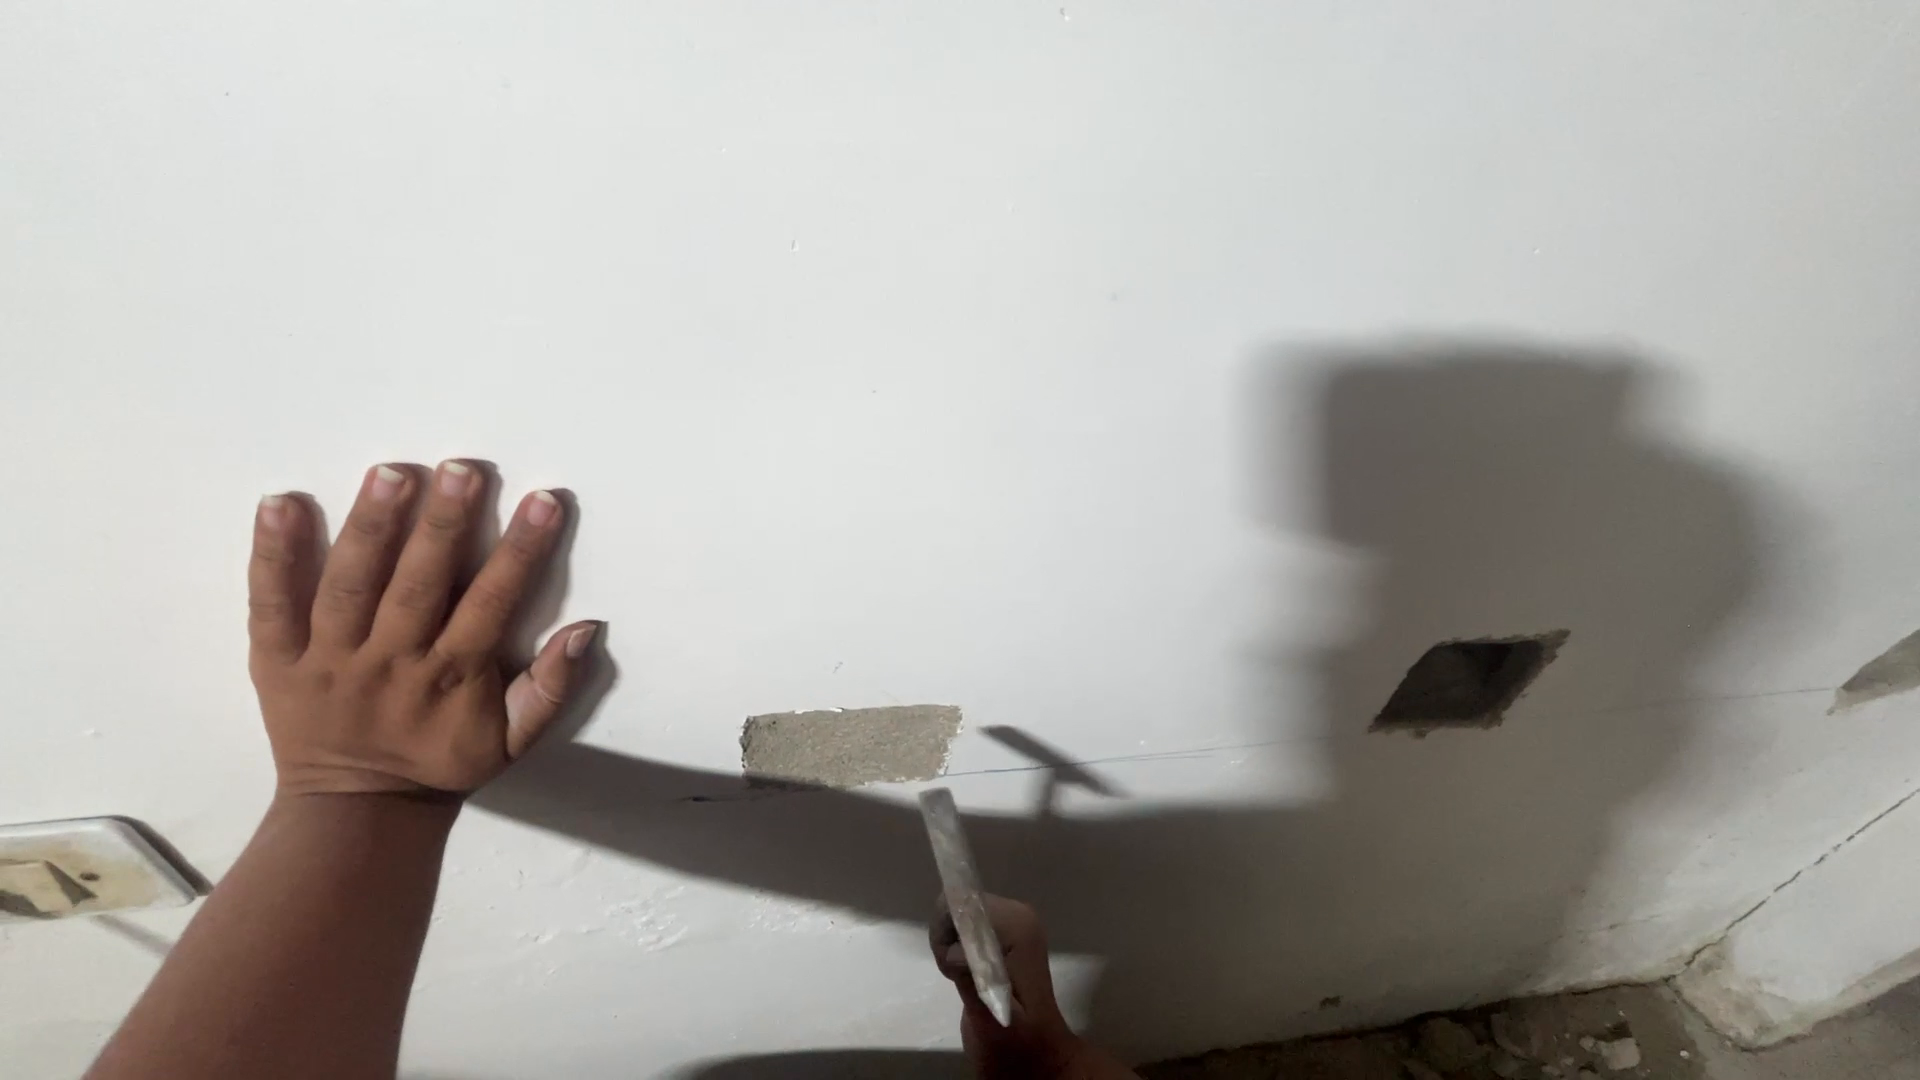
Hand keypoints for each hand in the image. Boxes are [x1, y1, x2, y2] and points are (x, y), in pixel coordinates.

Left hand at [248, 461, 598, 797]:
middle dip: (443, 521)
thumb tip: (587, 629)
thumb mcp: (517, 738)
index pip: (493, 600)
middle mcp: (392, 661)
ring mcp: (328, 659)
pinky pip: (269, 604)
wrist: (357, 811)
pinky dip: (272, 554)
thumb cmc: (448, 764)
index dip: (522, 549)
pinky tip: (281, 503)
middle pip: (419, 582)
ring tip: (391, 471)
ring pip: (349, 584)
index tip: (544, 501)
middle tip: (462, 467)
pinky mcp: (275, 662)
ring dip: (370, 525)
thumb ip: (552, 686)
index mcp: (453, 676)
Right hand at [929, 894, 1138, 1079]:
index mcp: (1018, 926)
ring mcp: (1014, 920)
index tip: (949, 966)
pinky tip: (969, 970)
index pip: (963, 902)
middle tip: (953, 974)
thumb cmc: (1018, 1044)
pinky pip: (967, 922)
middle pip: (959, 904)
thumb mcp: (993, 1020)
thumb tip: (955, 949)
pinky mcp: (1006, 930)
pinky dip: (958, 944)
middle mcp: (1018, 914)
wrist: (1040, 1058)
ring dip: (950, 943)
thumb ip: (976, 980)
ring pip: (960, 911)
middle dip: (946, 937)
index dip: (945, 931)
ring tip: (961, 976)